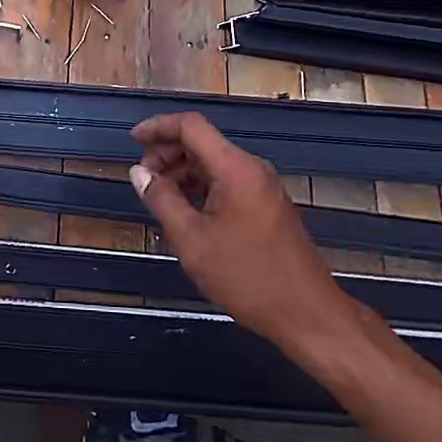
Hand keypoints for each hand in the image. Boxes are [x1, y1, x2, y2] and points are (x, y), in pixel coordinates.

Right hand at [130, 112, 357, 349]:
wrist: (308, 315)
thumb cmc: (246, 276)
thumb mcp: (191, 239)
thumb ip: (161, 199)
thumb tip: (139, 173)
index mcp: (235, 168)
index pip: (191, 126)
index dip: (158, 127)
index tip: (133, 140)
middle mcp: (251, 169)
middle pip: (201, 142)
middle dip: (167, 153)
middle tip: (144, 179)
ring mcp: (262, 188)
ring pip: (213, 163)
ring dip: (181, 172)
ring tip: (159, 198)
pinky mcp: (266, 206)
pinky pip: (226, 182)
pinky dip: (199, 187)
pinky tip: (184, 211)